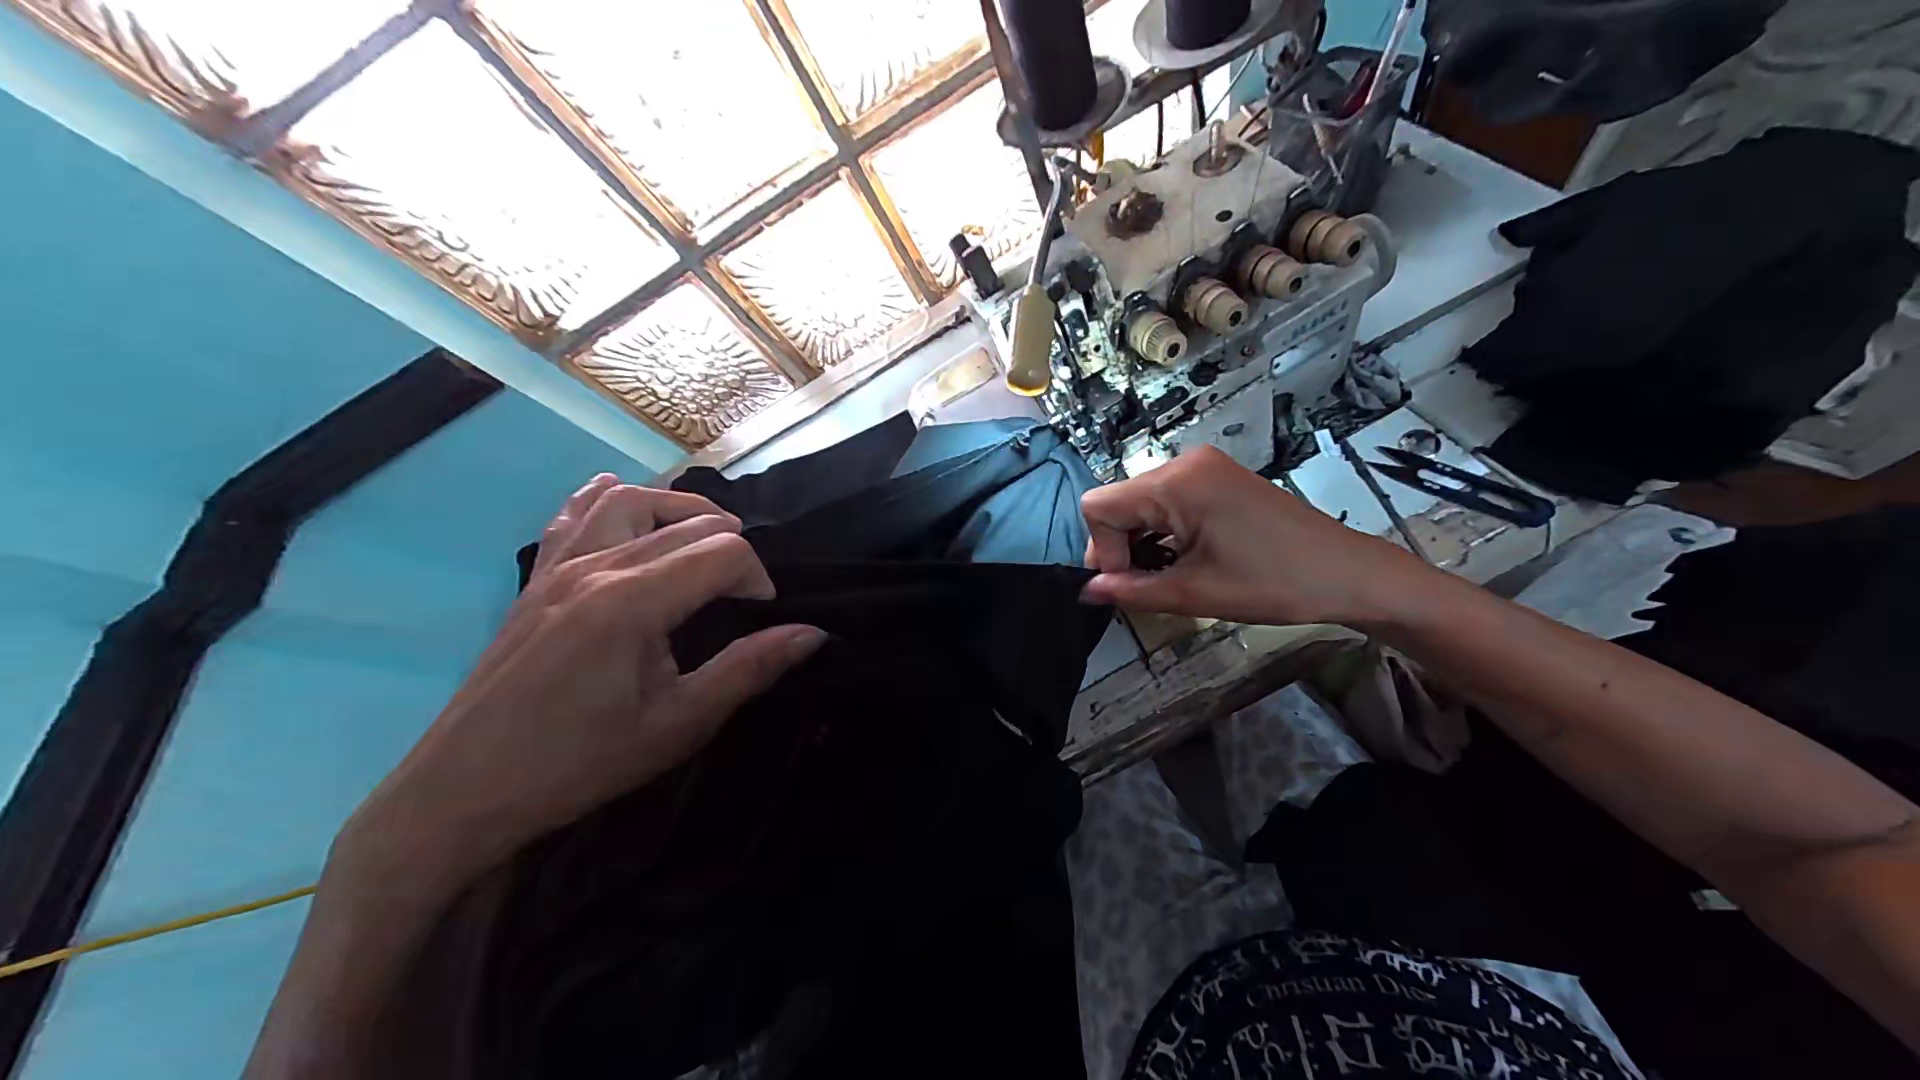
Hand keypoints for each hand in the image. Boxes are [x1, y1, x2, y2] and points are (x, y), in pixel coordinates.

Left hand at [336, 474, 824, 896]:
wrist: (465, 791)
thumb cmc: (580, 763)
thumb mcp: (679, 725)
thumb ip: (748, 670)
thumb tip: (811, 634)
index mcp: (633, 603)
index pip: (722, 553)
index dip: (757, 577)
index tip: (763, 615)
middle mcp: (596, 567)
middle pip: (686, 521)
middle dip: (731, 546)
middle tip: (743, 592)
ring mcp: (558, 567)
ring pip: (631, 500)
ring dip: (679, 509)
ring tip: (703, 538)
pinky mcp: (535, 578)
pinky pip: (575, 514)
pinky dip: (612, 501)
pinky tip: (628, 512)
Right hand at [1080, 446, 1432, 625]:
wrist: (1350, 574)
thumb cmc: (1274, 583)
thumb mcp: (1193, 593)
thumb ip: (1130, 591)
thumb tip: (1086, 592)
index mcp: (1176, 483)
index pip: (1099, 507)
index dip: (1103, 551)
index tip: (1130, 584)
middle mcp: (1184, 463)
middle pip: (1118, 502)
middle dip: (1119, 547)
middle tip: (1144, 587)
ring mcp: (1203, 467)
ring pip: (1140, 502)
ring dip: (1140, 541)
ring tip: (1167, 576)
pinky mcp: (1217, 478)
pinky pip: (1167, 500)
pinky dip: (1162, 531)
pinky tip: (1182, 558)